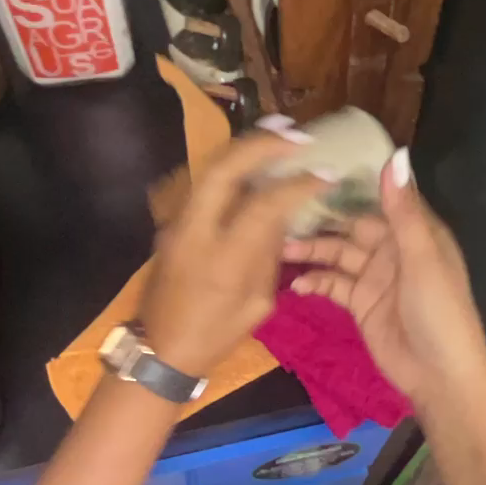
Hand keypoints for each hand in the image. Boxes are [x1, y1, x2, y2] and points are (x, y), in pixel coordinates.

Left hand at [139, 133, 326, 376]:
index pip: (264, 205)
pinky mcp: (170, 225)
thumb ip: (268, 255)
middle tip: (296, 135)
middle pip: (224, 169)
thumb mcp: (256, 304)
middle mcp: (195, 232)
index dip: (298, 185)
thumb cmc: (215, 336)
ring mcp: (176, 224)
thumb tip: (280, 217)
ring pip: (207, 169)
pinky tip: (248, 161)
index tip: (326, 175)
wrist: (159, 350)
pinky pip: (201, 184)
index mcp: (224, 260)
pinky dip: (228, 166)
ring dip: (242, 148)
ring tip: (275, 133)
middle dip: (262, 145)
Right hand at [284, 149, 485, 405]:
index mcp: (416, 233)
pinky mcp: (361, 305)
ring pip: (337, 256)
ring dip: (312, 252)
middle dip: (320, 221)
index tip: (316, 166)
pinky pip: (333, 286)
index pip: (380, 199)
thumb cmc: (439, 311)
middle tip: (282, 211)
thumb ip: (403, 210)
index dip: (351, 184)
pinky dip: (315, 282)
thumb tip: (395, 154)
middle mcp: (393, 250)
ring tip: (280, 249)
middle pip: (351, 227)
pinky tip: (296, 284)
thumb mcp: (422, 258)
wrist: (439, 374)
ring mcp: (375, 278)